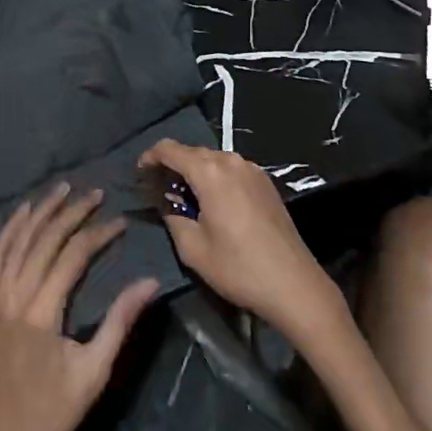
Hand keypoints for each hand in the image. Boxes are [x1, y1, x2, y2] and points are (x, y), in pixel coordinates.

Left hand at [0, 184, 159, 430]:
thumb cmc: (50, 413)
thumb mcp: (93, 372)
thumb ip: (120, 322)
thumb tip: (150, 282)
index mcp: (40, 313)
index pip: (72, 255)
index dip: (99, 233)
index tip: (121, 222)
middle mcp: (12, 298)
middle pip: (43, 240)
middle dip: (70, 212)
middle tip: (95, 192)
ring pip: (14, 243)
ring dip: (38, 212)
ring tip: (60, 189)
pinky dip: (8, 232)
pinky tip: (21, 216)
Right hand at [137, 140, 340, 335]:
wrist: (291, 281)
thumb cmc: (237, 267)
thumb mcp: (193, 248)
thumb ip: (173, 216)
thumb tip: (167, 200)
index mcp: (211, 172)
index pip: (172, 149)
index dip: (151, 156)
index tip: (139, 171)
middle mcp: (232, 161)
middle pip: (194, 152)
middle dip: (173, 165)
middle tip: (157, 187)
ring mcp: (252, 169)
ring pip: (214, 160)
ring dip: (196, 171)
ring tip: (183, 196)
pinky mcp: (265, 182)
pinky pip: (232, 170)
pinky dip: (216, 177)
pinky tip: (212, 200)